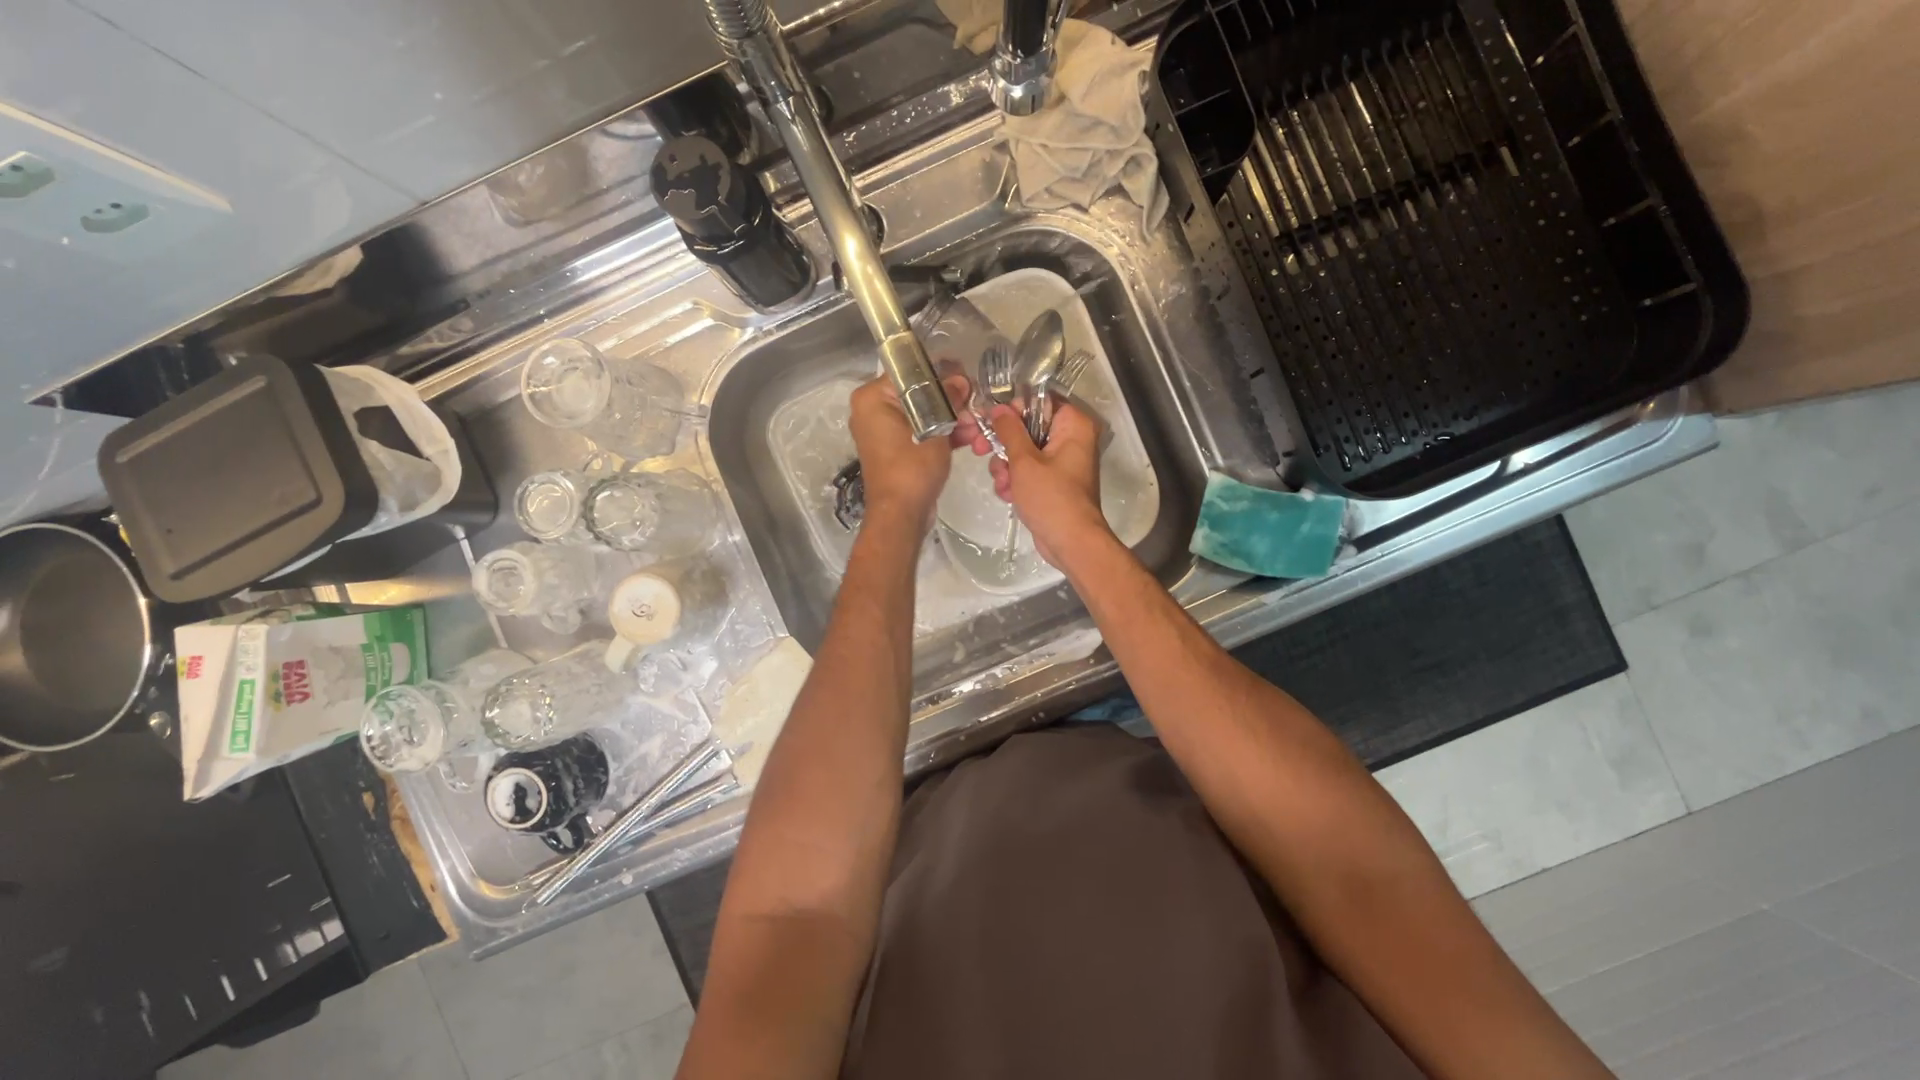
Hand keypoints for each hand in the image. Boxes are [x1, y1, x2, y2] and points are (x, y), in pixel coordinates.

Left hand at [849, 374, 978, 529]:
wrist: (900, 516)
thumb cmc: (911, 470)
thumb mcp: (935, 430)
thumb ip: (947, 400)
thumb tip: (960, 379)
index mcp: (872, 398)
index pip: (909, 371)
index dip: (941, 373)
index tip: (965, 379)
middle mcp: (873, 410)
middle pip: (918, 392)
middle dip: (950, 401)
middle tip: (973, 407)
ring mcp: (884, 430)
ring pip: (923, 413)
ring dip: (951, 419)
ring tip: (975, 427)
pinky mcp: (896, 448)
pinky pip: (920, 431)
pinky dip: (941, 434)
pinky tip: (969, 438)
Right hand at [985, 402, 1113, 566]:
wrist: (1070, 542)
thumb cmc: (1051, 497)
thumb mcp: (1024, 461)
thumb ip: (1009, 430)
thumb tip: (999, 408)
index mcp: (1073, 425)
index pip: (1040, 401)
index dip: (1013, 409)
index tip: (991, 421)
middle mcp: (1072, 439)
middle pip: (1029, 427)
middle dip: (1004, 443)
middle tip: (981, 450)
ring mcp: (1063, 462)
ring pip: (1025, 451)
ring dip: (1007, 466)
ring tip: (1002, 483)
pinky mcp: (1054, 482)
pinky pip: (1029, 471)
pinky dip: (1016, 480)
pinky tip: (1008, 494)